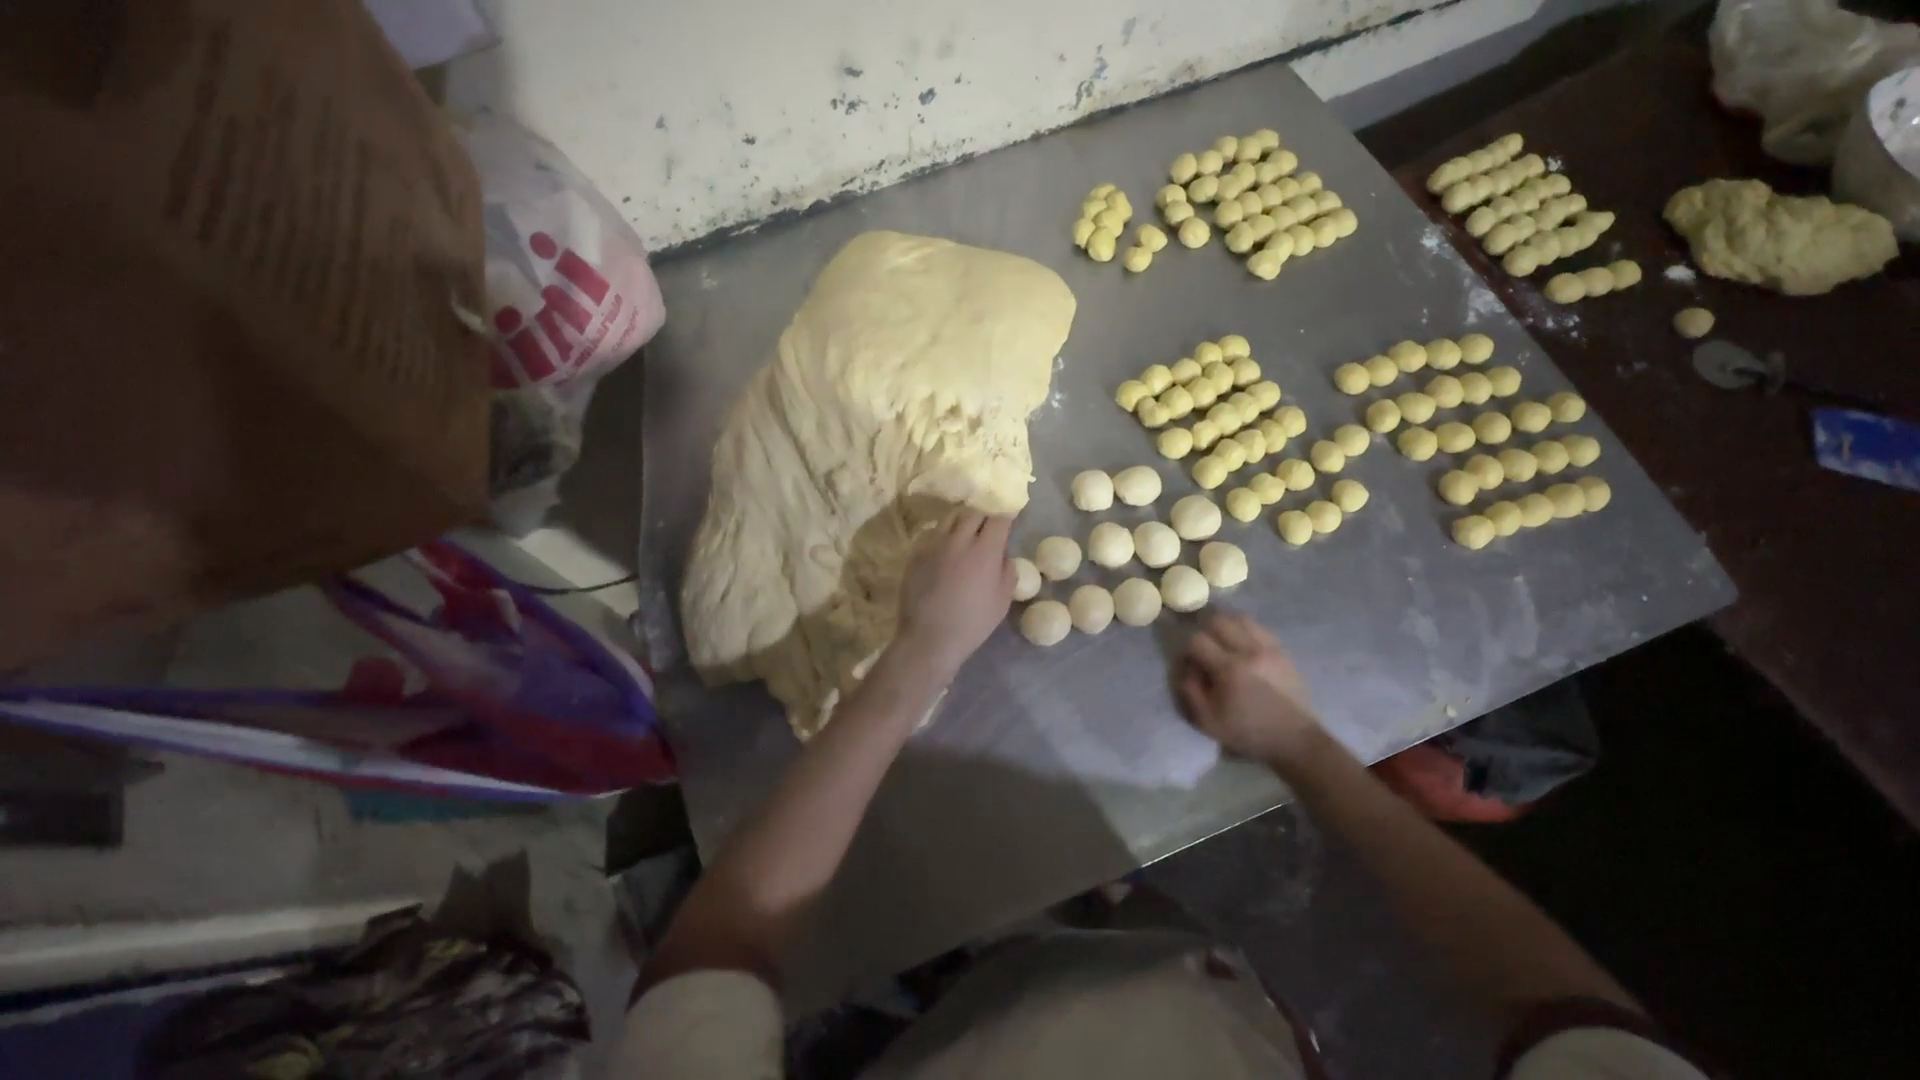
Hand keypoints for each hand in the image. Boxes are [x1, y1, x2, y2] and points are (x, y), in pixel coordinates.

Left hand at [893, 509, 1015, 679]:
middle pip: (973, 512)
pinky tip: (943, 547)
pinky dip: (941, 533)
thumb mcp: (1002, 601)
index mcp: (985, 551)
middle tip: (986, 530)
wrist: (929, 638)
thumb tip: (1002, 553)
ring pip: (950, 517)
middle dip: (983, 517)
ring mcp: (934, 544)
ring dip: (961, 521)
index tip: (1007, 525)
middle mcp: (959, 539)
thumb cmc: (972, 624)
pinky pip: (931, 531)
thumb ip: (1007, 571)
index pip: (998, 519)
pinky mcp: (915, 552)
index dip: (1005, 519)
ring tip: (964, 534)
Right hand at [1176, 613, 1326, 769]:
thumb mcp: (1207, 720)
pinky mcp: (1283, 651)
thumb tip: (1186, 665)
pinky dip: (1245, 632)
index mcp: (1230, 669)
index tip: (1191, 661)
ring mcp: (1270, 648)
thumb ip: (1189, 688)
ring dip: (1227, 627)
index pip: (1198, 639)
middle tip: (1205, 647)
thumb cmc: (1247, 732)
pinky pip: (1259, 628)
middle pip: (1219, 620)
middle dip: (1206, 630)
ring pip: (1241, 618)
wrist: (1293, 739)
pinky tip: (1243, 647)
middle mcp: (1250, 651)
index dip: (1188, 648)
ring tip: (1223, 643)